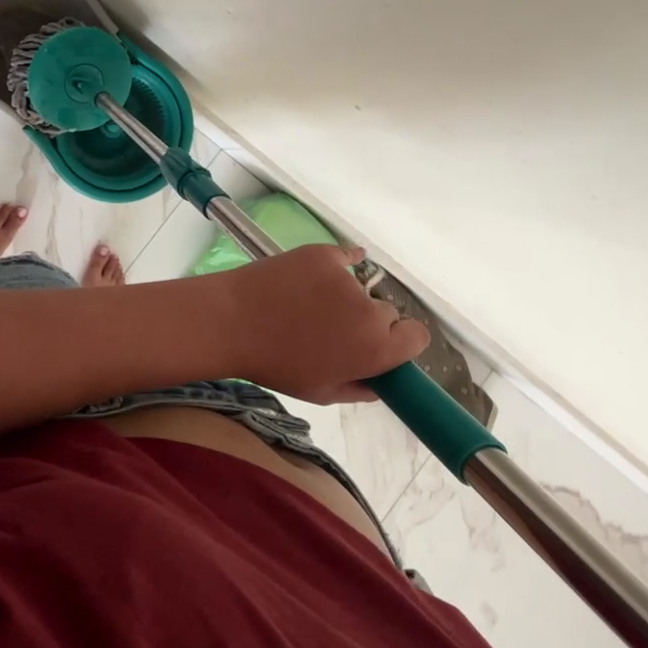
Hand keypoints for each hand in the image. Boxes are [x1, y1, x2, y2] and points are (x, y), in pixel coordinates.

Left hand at [223, 244, 429, 404]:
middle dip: (366, 320)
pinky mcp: (323, 254)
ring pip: (360, 287)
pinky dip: (341, 261)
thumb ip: (360, 389)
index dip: (399, 340)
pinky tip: (328, 268)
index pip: (417, 337)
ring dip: (345, 294)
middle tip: (331, 325)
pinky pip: (346, 255)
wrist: (229, 322)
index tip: (379, 342)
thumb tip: (381, 383)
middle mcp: (370, 312)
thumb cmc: (273, 363)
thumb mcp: (320, 392)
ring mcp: (346, 279)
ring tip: (308, 303)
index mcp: (376, 349)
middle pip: (386, 312)